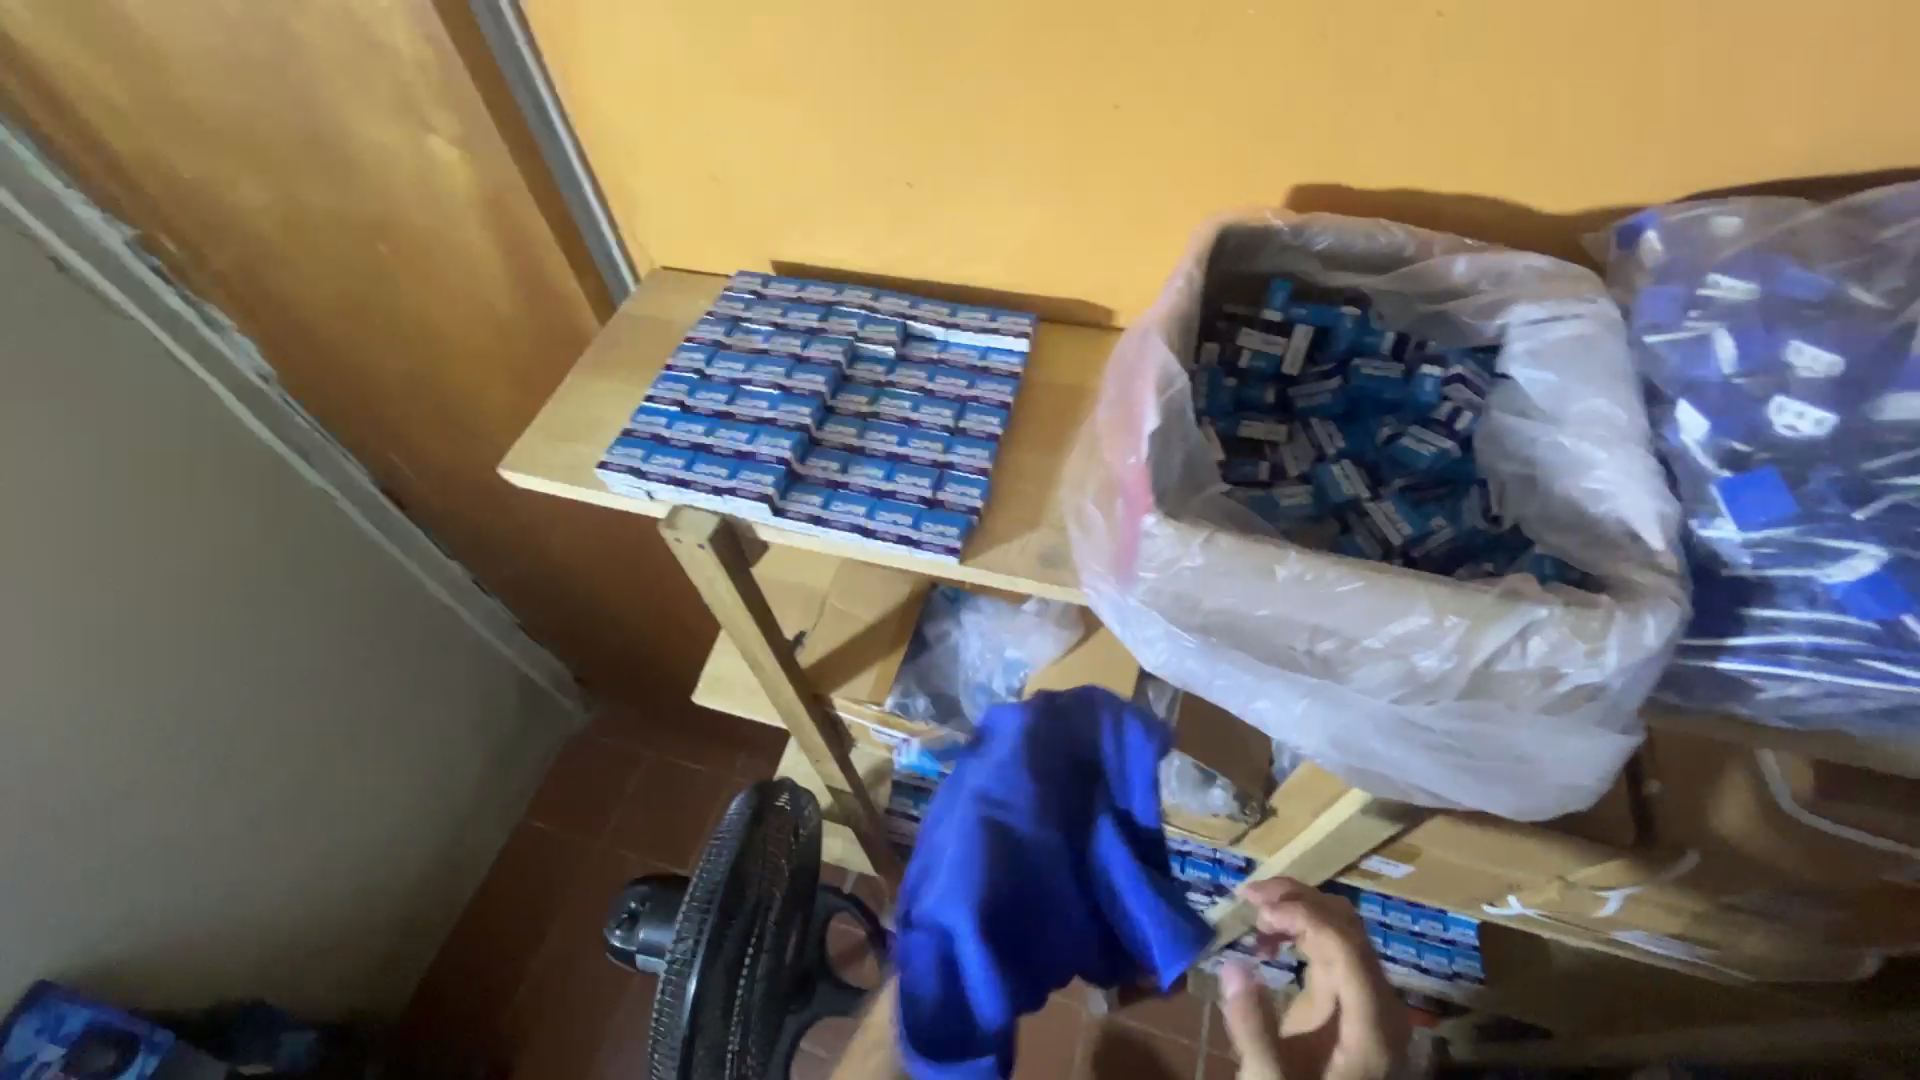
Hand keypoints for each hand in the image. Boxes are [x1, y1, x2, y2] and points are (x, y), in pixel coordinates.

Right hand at [1216, 878, 1407, 1079]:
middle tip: (1250, 895)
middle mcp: (1378, 1005)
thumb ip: (1252, 1029)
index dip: (1305, 916)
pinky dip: (1298, 930)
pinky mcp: (1348, 1002)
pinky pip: (1331, 947)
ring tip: (1254, 909)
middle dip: (1299, 900)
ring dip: (1298, 908)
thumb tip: (1232, 966)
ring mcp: (1366, 1001)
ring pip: (1341, 929)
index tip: (1258, 910)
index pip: (1347, 948)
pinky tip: (1266, 938)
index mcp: (1371, 1026)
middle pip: (1347, 928)